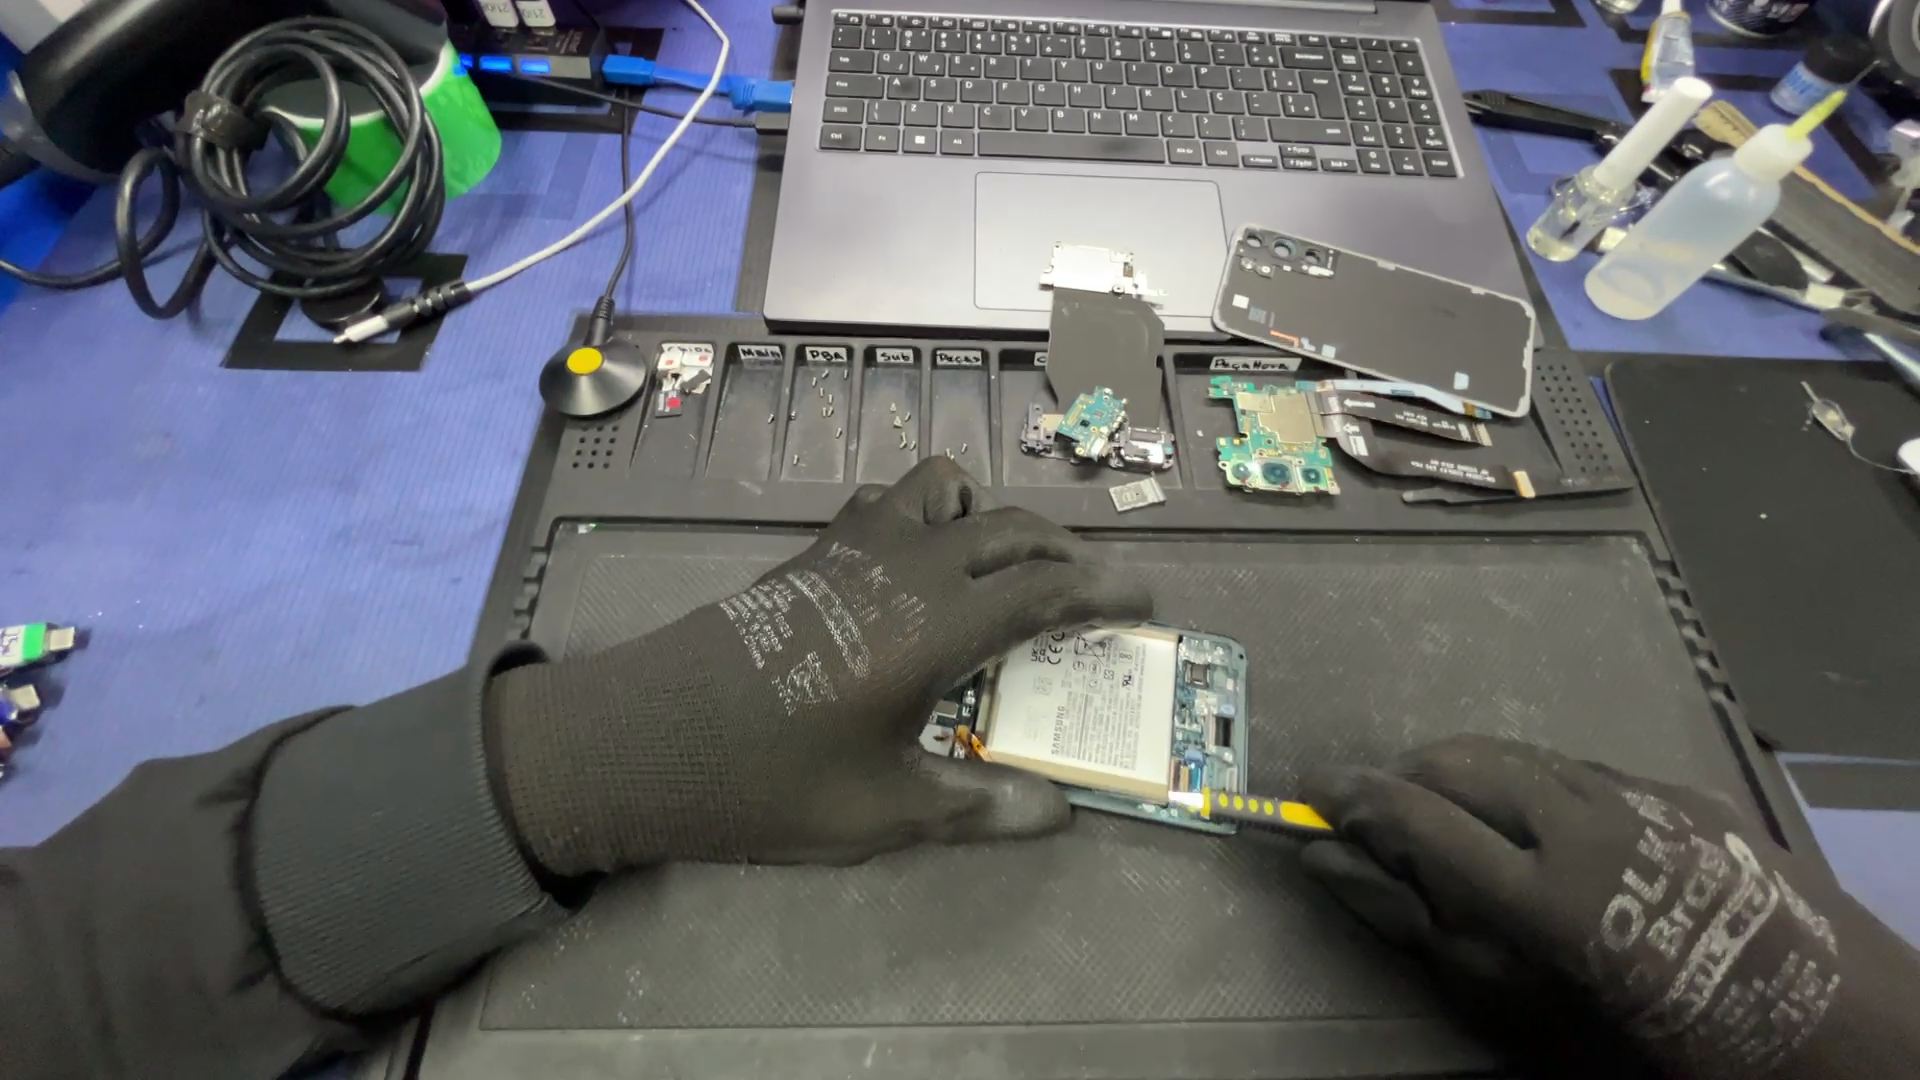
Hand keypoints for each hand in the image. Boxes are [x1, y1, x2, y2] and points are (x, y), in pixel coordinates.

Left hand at [487, 458, 1152, 875]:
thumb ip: (978, 806)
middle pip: (1010, 529)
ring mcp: (856, 545)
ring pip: (945, 488)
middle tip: (1086, 587)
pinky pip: (889, 500)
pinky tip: (914, 562)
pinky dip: (924, 512)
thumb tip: (1056, 814)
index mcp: (934, 627)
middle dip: (1063, 550)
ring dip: (987, 514)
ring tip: (995, 563)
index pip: (1045, 590)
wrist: (646, 736)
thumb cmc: (767, 779)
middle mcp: (906, 567)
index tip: (1144, 596)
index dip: (1105, 589)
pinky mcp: (817, 546)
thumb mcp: (881, 812)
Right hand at [1300, 736, 1919, 1079]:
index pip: (1414, 815)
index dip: (1348, 795)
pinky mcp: (1683, 790)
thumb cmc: (1660, 1042)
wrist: (1863, 1049)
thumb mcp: (1523, 1006)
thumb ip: (1416, 922)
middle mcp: (1592, 825)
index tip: (1308, 792)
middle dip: (1404, 777)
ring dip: (1463, 775)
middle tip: (1391, 817)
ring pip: (1510, 751)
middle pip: (1456, 761)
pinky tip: (1552, 830)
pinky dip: (1531, 782)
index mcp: (1551, 898)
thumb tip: (1329, 858)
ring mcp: (1644, 798)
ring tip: (1465, 820)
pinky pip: (1574, 765)